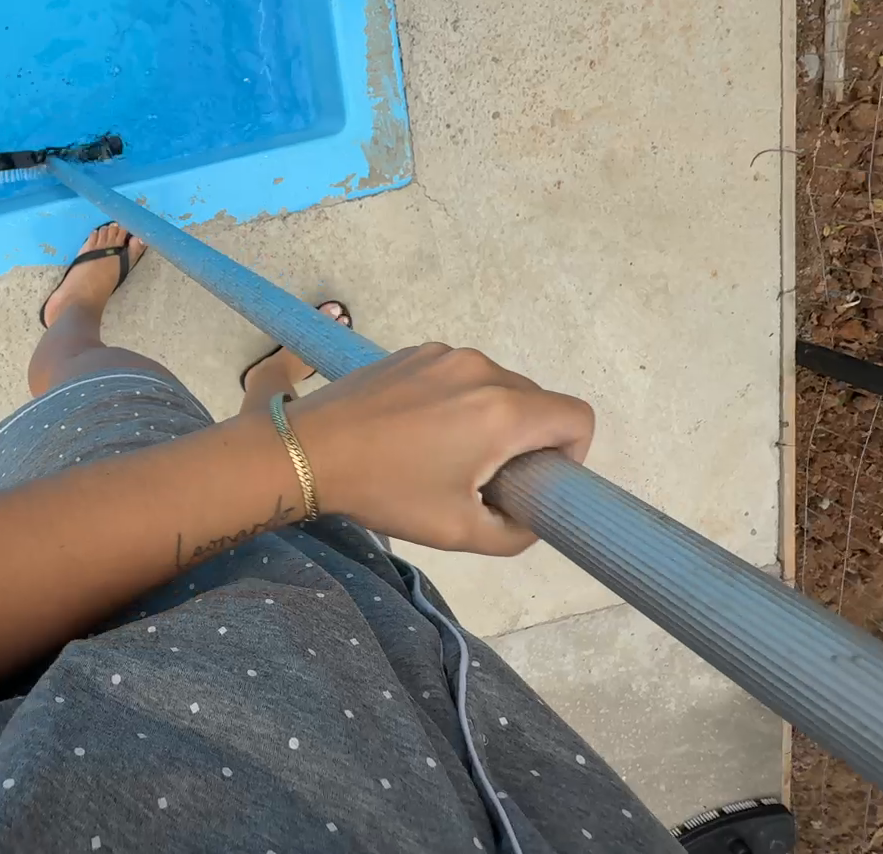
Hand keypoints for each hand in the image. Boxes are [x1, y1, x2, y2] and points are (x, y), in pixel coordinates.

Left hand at [284, 343, 593, 554]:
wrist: (306, 450)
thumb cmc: (384, 490)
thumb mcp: (459, 531)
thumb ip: (516, 532)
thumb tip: (530, 515)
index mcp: (502, 410)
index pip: (576, 417)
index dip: (570, 453)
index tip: (533, 479)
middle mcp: (479, 369)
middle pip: (534, 400)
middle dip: (525, 438)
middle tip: (482, 475)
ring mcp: (440, 353)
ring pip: (493, 385)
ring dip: (487, 416)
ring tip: (441, 451)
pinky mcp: (408, 351)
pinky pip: (455, 374)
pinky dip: (454, 398)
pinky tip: (414, 427)